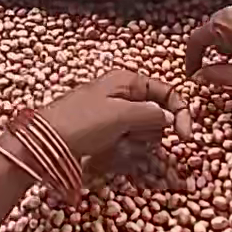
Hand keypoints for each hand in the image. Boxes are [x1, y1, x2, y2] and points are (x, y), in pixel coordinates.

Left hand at [29, 70, 191, 160]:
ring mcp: (112, 111)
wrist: (45, 143)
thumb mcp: (120, 115)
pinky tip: (114, 150)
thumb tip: (168, 118)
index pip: (167, 92)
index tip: (186, 137)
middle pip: (157, 110)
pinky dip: (128, 145)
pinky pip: (128, 137)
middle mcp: (121, 92)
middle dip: (155, 128)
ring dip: (141, 139)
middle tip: (138, 138)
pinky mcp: (104, 129)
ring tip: (122, 144)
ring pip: (144, 126)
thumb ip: (150, 114)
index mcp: (127, 80)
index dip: (180, 112)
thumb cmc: (82, 122)